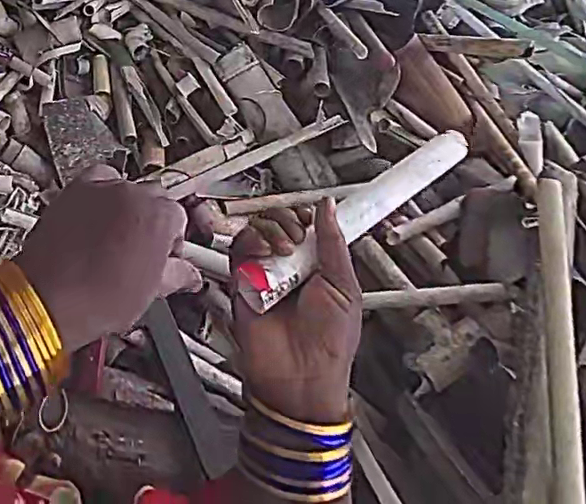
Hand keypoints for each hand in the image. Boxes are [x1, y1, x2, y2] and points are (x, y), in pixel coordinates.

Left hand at [14, 167, 196, 349]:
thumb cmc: (95, 298)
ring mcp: (106, 188)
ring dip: (127, 206)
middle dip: (151, 220)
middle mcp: (135, 194)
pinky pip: (100, 179)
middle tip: (141, 249)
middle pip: (155, 197)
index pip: (178, 217)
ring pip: (128, 188)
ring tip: (114, 236)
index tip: (163, 255)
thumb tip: (187, 274)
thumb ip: (175, 275)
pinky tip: (98, 215)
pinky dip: (102, 192)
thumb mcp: (148, 293)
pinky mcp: (79, 187)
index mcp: (160, 217)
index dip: (171, 239)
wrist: (47, 298)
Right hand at [229, 200, 361, 423]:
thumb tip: (328, 208)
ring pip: (259, 227)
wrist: (301, 377)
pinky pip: (240, 247)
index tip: (313, 214)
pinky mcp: (243, 279)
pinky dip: (252, 243)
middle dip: (290, 220)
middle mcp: (290, 263)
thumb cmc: (330, 344)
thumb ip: (333, 244)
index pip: (308, 223)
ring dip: (272, 230)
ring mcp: (266, 269)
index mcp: (318, 264)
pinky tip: (265, 256)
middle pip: (281, 218)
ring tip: (285, 252)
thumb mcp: (344, 288)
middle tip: (299, 239)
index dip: (308, 214)